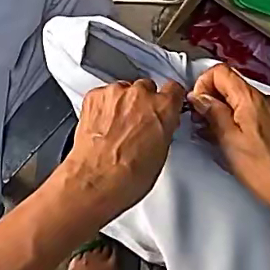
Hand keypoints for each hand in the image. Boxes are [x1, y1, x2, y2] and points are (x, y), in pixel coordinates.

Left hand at [53, 78, 184, 231]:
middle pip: (147, 87)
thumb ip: (164, 129)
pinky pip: (103, 94)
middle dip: (143, 103)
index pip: (174, 89)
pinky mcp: (95, 97)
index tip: (165, 104)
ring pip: (124, 90)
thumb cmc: (127, 175)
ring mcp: (116, 94)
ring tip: (116, 128)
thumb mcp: (161, 153)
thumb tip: (160, 128)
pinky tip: (103, 125)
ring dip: (122, 104)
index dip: (169, 99)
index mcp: (163, 108)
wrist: (94, 181)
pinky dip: (103, 106)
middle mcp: (141, 95)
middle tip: (137, 124)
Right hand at [190, 65, 269, 218]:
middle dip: (211, 100)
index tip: (197, 103)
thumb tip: (200, 97)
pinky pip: (252, 112)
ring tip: (215, 136)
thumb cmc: (267, 171)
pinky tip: (232, 142)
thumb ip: (212, 113)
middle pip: (230, 84)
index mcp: (252, 99)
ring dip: (223, 112)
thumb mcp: (229, 141)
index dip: (203, 84)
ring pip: (240, 100)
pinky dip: (238, 121)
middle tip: (202, 122)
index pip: (221, 71)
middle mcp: (265, 100)